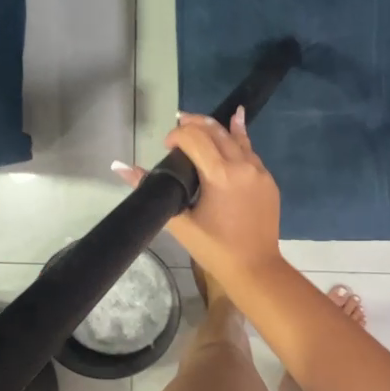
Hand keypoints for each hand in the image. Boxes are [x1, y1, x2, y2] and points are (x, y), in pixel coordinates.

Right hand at [114, 109, 281, 279]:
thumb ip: (151, 189)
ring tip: (198, 122)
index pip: (194, 137)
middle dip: (195, 123)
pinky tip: (235, 124)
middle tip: (179, 123)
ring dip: (216, 128)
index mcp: (220, 174)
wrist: (256, 268)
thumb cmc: (215, 249)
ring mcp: (260, 172)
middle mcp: (242, 165)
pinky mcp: (269, 180)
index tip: (167, 147)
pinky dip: (238, 139)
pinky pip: (251, 152)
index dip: (176, 135)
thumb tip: (120, 167)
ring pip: (236, 138)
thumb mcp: (180, 221)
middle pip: (215, 131)